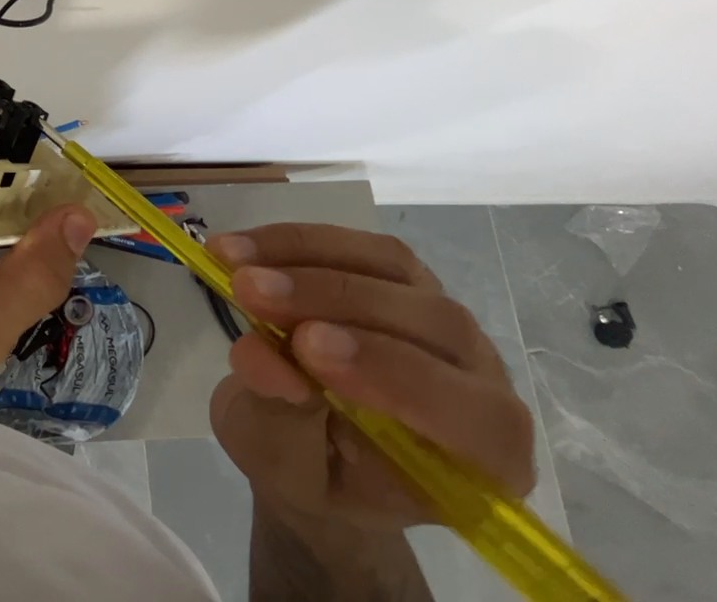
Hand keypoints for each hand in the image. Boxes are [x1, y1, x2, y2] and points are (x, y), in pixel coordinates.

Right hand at [206, 223, 535, 533]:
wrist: (307, 444)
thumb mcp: (283, 465)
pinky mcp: (403, 280)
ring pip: (396, 271)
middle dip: (335, 301)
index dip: (397, 375)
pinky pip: (360, 247)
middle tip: (250, 291)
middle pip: (433, 324)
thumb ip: (282, 420)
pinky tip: (239, 249)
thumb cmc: (309, 473)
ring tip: (233, 263)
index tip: (307, 349)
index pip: (473, 415)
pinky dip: (293, 243)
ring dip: (307, 258)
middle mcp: (482, 383)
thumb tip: (261, 359)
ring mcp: (443, 323)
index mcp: (480, 460)